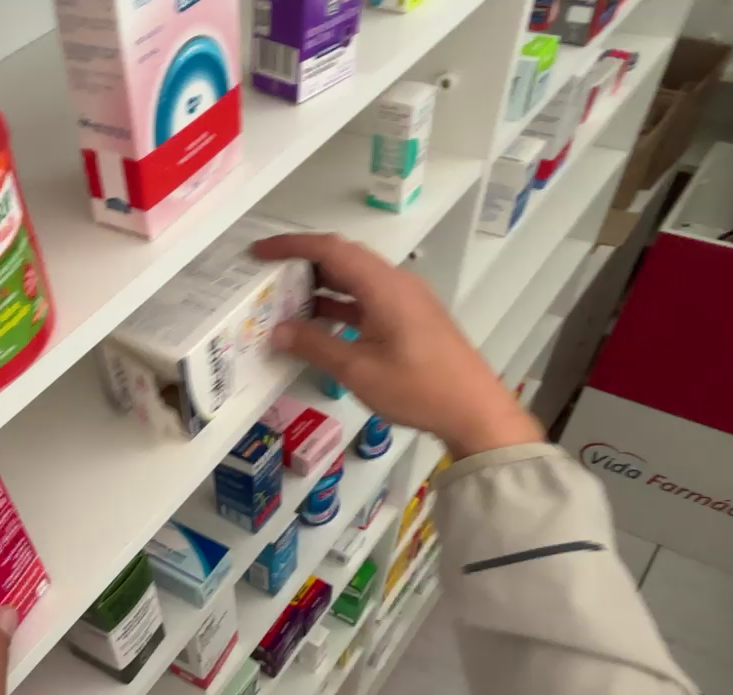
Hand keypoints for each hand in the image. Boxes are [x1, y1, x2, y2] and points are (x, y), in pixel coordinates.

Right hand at [253, 232, 544, 457]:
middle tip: (268, 278)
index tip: (260, 252)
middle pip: (343, 259)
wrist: (472, 409)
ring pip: (355, 280)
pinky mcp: (409, 318)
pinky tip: (318, 324)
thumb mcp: (358, 370)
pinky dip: (339, 305)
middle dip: (303, 264)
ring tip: (285, 302)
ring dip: (320, 287)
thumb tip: (278, 331)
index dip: (292, 246)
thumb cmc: (418, 388)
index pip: (331, 250)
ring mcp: (405, 301)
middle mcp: (396, 284)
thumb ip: (315, 346)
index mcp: (384, 287)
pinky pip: (367, 300)